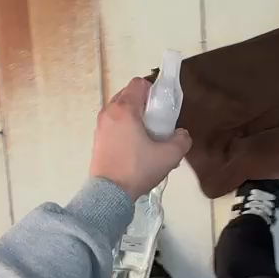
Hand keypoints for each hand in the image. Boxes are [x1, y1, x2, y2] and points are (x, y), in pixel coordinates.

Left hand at [88, 77, 191, 198]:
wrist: (110, 194)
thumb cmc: (138, 169)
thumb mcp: (169, 156)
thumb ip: (182, 140)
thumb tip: (181, 134)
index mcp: (124, 109)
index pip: (139, 83)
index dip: (154, 90)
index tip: (162, 108)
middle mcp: (109, 112)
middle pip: (128, 95)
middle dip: (144, 104)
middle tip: (157, 123)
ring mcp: (100, 126)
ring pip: (119, 111)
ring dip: (133, 117)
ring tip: (146, 137)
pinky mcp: (97, 140)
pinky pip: (113, 125)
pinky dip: (124, 129)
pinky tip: (134, 148)